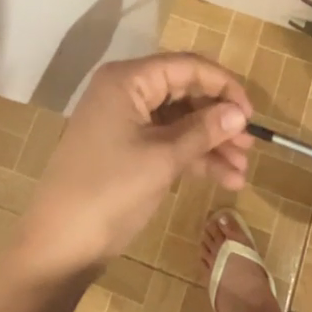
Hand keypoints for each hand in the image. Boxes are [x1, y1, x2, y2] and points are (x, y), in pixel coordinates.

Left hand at [17, 52, 254, 272]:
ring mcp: (125, 120)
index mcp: (129, 79)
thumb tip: (239, 114)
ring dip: (211, 143)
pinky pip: (168, 141)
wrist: (59, 244)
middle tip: (250, 147)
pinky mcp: (127, 148)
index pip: (186, 67)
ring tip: (242, 171)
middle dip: (219, 119)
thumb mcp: (162, 159)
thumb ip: (203, 131)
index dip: (223, 86)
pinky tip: (225, 179)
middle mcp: (126, 90)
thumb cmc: (110, 190)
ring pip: (180, 120)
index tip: (251, 115)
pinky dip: (194, 157)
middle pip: (184, 92)